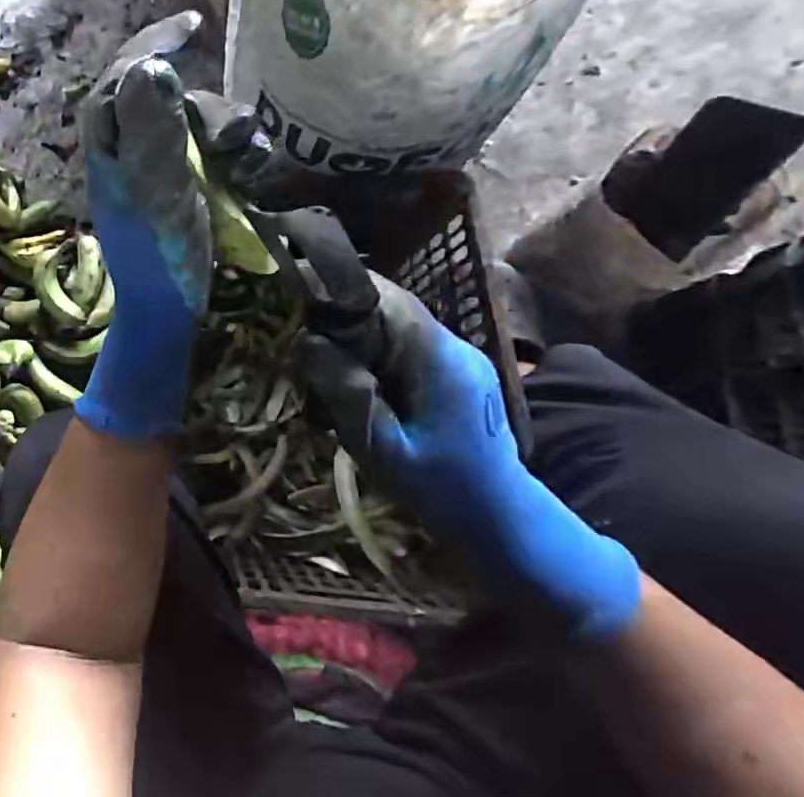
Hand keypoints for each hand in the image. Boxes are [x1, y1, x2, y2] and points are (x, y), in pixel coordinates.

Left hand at [73, 13, 211, 439]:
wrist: (170, 306)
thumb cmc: (156, 252)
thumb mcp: (153, 188)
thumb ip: (151, 128)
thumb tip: (152, 65)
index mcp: (110, 139)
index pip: (125, 73)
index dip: (156, 44)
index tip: (194, 26)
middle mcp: (131, 143)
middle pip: (170, 95)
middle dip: (207, 111)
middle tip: (235, 140)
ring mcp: (158, 163)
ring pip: (197, 121)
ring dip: (228, 134)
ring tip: (249, 163)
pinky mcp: (183, 182)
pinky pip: (212, 149)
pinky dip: (234, 155)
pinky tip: (250, 173)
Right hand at [282, 209, 640, 637]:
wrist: (505, 523)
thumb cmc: (443, 492)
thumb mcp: (383, 449)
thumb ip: (345, 392)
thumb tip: (306, 341)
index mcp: (438, 358)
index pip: (387, 299)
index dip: (341, 286)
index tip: (298, 281)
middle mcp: (453, 347)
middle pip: (391, 308)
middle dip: (343, 310)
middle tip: (299, 323)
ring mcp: (459, 359)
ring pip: (398, 326)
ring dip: (358, 331)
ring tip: (319, 349)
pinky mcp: (456, 374)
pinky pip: (407, 346)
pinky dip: (375, 349)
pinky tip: (354, 374)